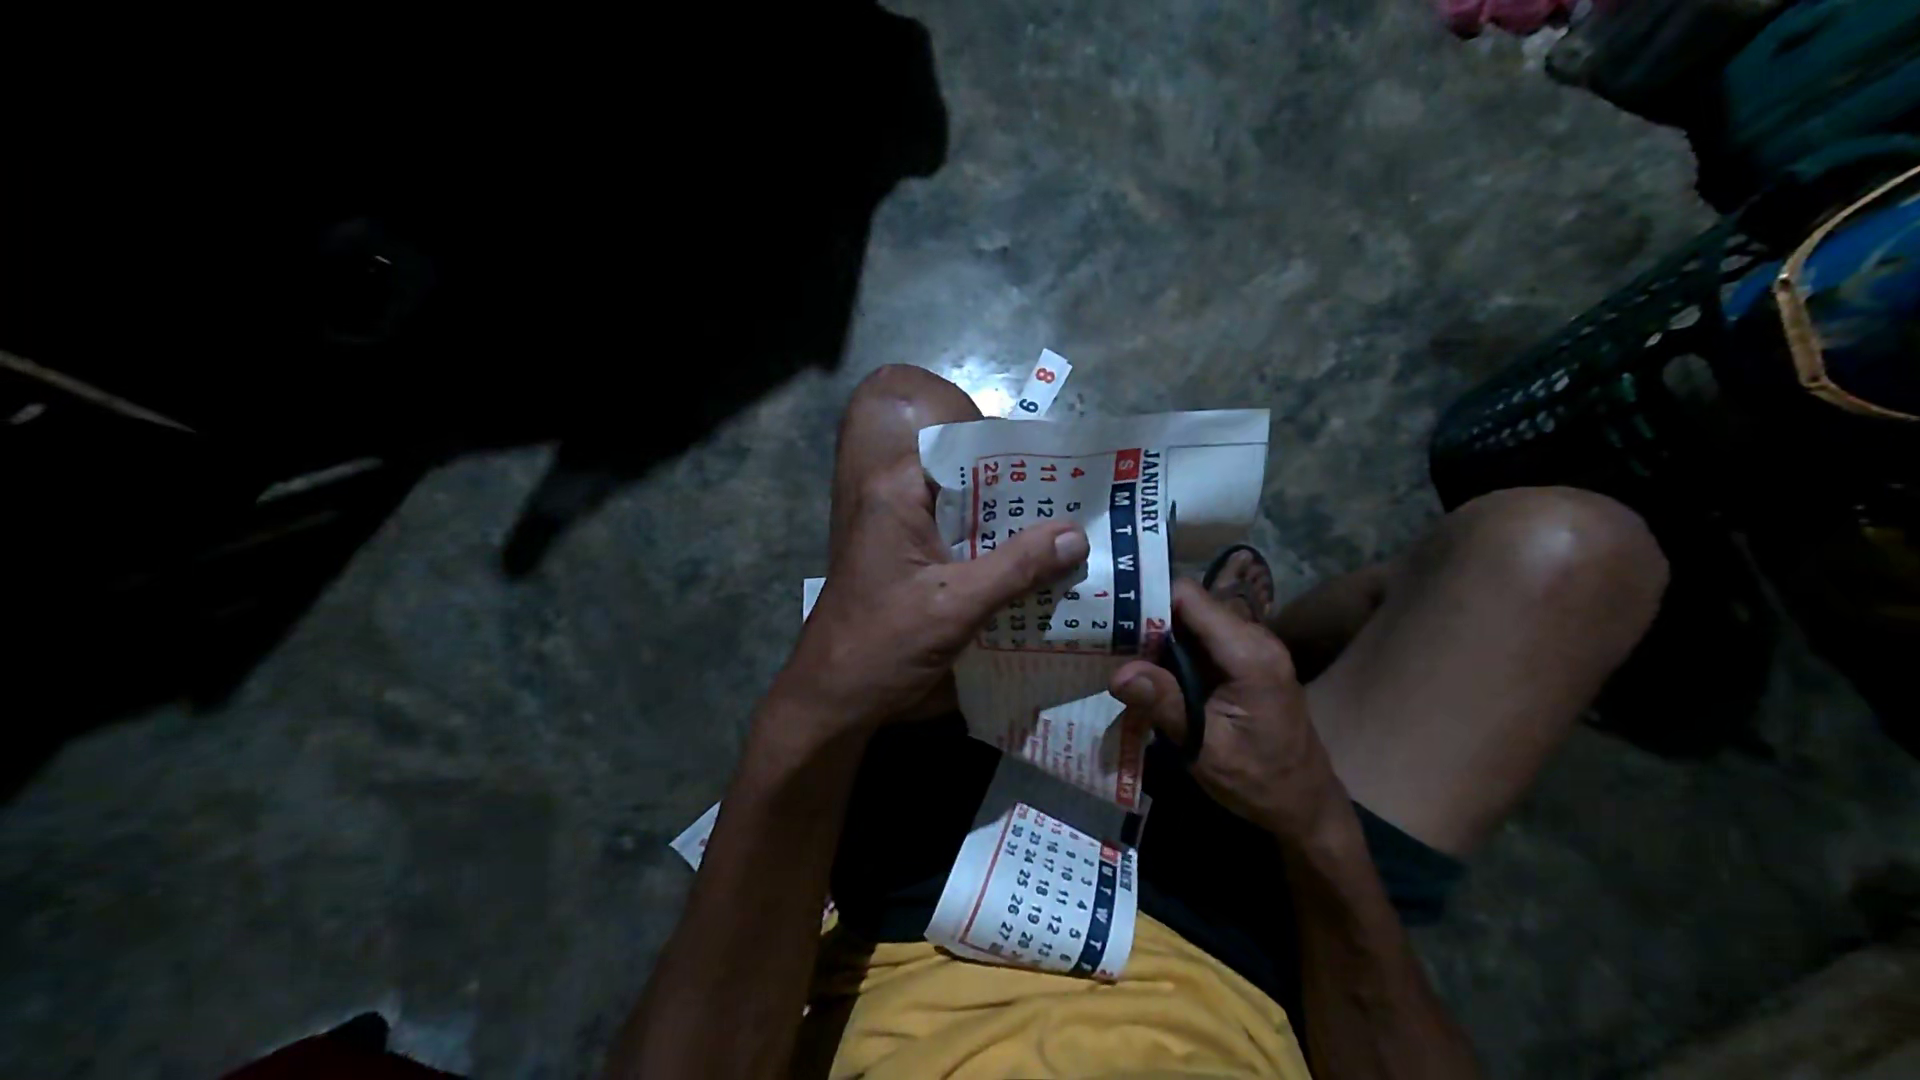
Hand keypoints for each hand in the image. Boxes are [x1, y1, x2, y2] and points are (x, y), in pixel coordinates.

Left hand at [778, 456, 1088, 734]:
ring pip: (975, 526)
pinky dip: (1001, 565)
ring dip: (1017, 537)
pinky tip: (1045, 575)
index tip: (1066, 463)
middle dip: (1026, 501)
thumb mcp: (955, 604)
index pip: (964, 453)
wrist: (833, 702)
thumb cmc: (884, 644)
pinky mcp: (918, 575)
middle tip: (1086, 502)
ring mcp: (910, 544)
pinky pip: (968, 556)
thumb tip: (1077, 534)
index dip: (1014, 456)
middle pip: (974, 490)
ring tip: (1079, 535)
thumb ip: (1017, 567)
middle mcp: (903, 508)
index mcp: (899, 495)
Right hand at [1110, 579, 1345, 843]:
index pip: (1189, 597)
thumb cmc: (1260, 781)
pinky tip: (1142, 670)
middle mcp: (1252, 638)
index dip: (1146, 600)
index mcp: (1249, 653)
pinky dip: (1168, 650)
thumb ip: (1165, 704)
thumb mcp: (1207, 749)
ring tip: (1113, 654)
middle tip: (1101, 640)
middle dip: (1143, 619)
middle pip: (1186, 606)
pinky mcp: (1241, 660)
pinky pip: (1197, 640)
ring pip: (1189, 622)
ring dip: (1153, 636)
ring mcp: (1248, 647)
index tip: (1108, 620)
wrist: (1304, 804)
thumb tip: (1118, 673)